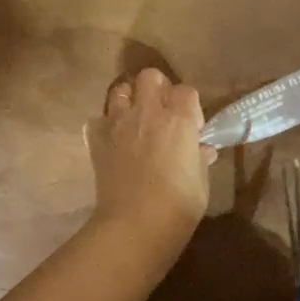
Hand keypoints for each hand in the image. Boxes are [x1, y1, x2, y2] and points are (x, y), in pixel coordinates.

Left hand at [84, 69, 215, 243]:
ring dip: (128, 100)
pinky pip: (97, 120)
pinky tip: (112, 141)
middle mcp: (147, 112)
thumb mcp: (201, 181)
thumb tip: (202, 148)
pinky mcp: (96, 138)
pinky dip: (104, 126)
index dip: (190, 105)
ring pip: (119, 90)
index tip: (192, 126)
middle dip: (157, 88)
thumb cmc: (178, 205)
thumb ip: (199, 157)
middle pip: (150, 76)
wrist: (135, 224)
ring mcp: (118, 123)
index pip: (187, 91)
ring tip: (135, 120)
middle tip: (162, 112)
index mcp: (179, 119)